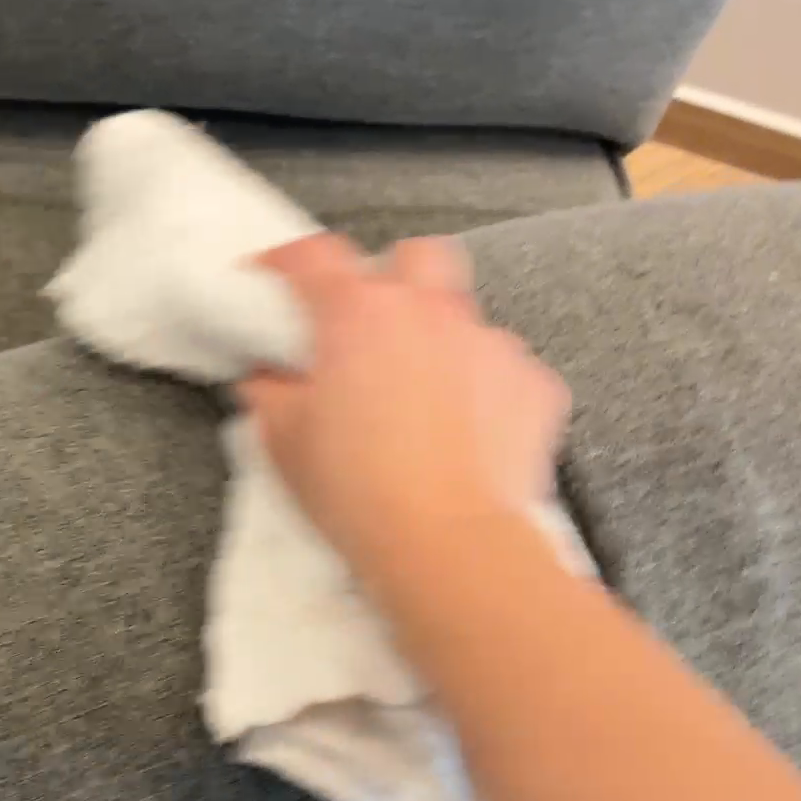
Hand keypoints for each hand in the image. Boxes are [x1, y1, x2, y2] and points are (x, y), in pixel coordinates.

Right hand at [237, 234, 568, 566]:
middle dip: (386, 275)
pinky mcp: (533, 385)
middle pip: (413, 256)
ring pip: (460, 312)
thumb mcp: (281, 438)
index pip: (314, 256)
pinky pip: (499, 364)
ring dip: (430, 334)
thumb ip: (268, 391)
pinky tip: (457, 427)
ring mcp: (489, 344)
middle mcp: (428, 313)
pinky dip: (473, 382)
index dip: (283, 259)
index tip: (267, 276)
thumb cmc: (352, 487)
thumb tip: (268, 377)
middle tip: (361, 323)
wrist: (445, 544)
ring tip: (412, 387)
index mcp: (357, 316)